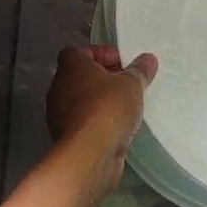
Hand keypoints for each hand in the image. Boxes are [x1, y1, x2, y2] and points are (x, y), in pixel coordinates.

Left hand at [0, 44, 159, 206]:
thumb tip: (148, 59)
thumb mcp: (132, 85)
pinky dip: (95, 124)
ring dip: (98, 103)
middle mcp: (59, 87)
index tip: (121, 65)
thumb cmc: (108, 108)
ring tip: (123, 109)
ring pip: (80, 101)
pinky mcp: (64, 138)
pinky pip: (81, 123)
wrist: (89, 155)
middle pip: (80, 76)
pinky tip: (114, 130)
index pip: (80, 51)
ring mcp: (58, 115)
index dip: (101, 54)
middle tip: (125, 86)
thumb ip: (140, 71)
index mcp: (71, 65)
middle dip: (102, 80)